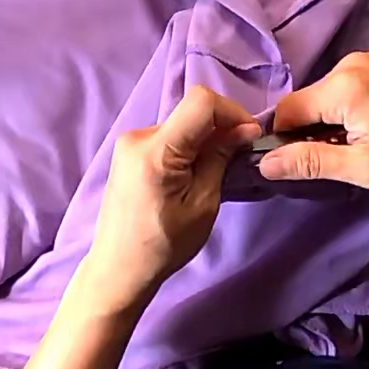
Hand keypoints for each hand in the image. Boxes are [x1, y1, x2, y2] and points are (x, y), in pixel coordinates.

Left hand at [77, 87, 261, 315]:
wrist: (119, 266)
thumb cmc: (164, 244)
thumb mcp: (203, 203)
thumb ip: (220, 158)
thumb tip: (245, 129)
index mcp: (156, 150)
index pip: (200, 102)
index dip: (231, 112)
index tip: (249, 135)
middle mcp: (138, 137)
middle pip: (191, 113)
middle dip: (220, 128)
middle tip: (238, 155)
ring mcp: (129, 143)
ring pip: (181, 124)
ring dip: (203, 139)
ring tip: (215, 168)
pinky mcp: (128, 152)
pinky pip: (167, 136)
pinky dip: (187, 146)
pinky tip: (193, 172)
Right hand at [258, 52, 368, 190]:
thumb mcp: (363, 167)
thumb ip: (310, 162)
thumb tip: (265, 164)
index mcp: (341, 86)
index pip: (286, 110)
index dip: (286, 138)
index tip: (307, 159)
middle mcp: (350, 63)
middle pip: (308, 99)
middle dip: (314, 128)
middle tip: (345, 153)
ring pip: (328, 92)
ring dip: (334, 117)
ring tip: (367, 139)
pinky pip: (350, 83)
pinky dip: (351, 104)